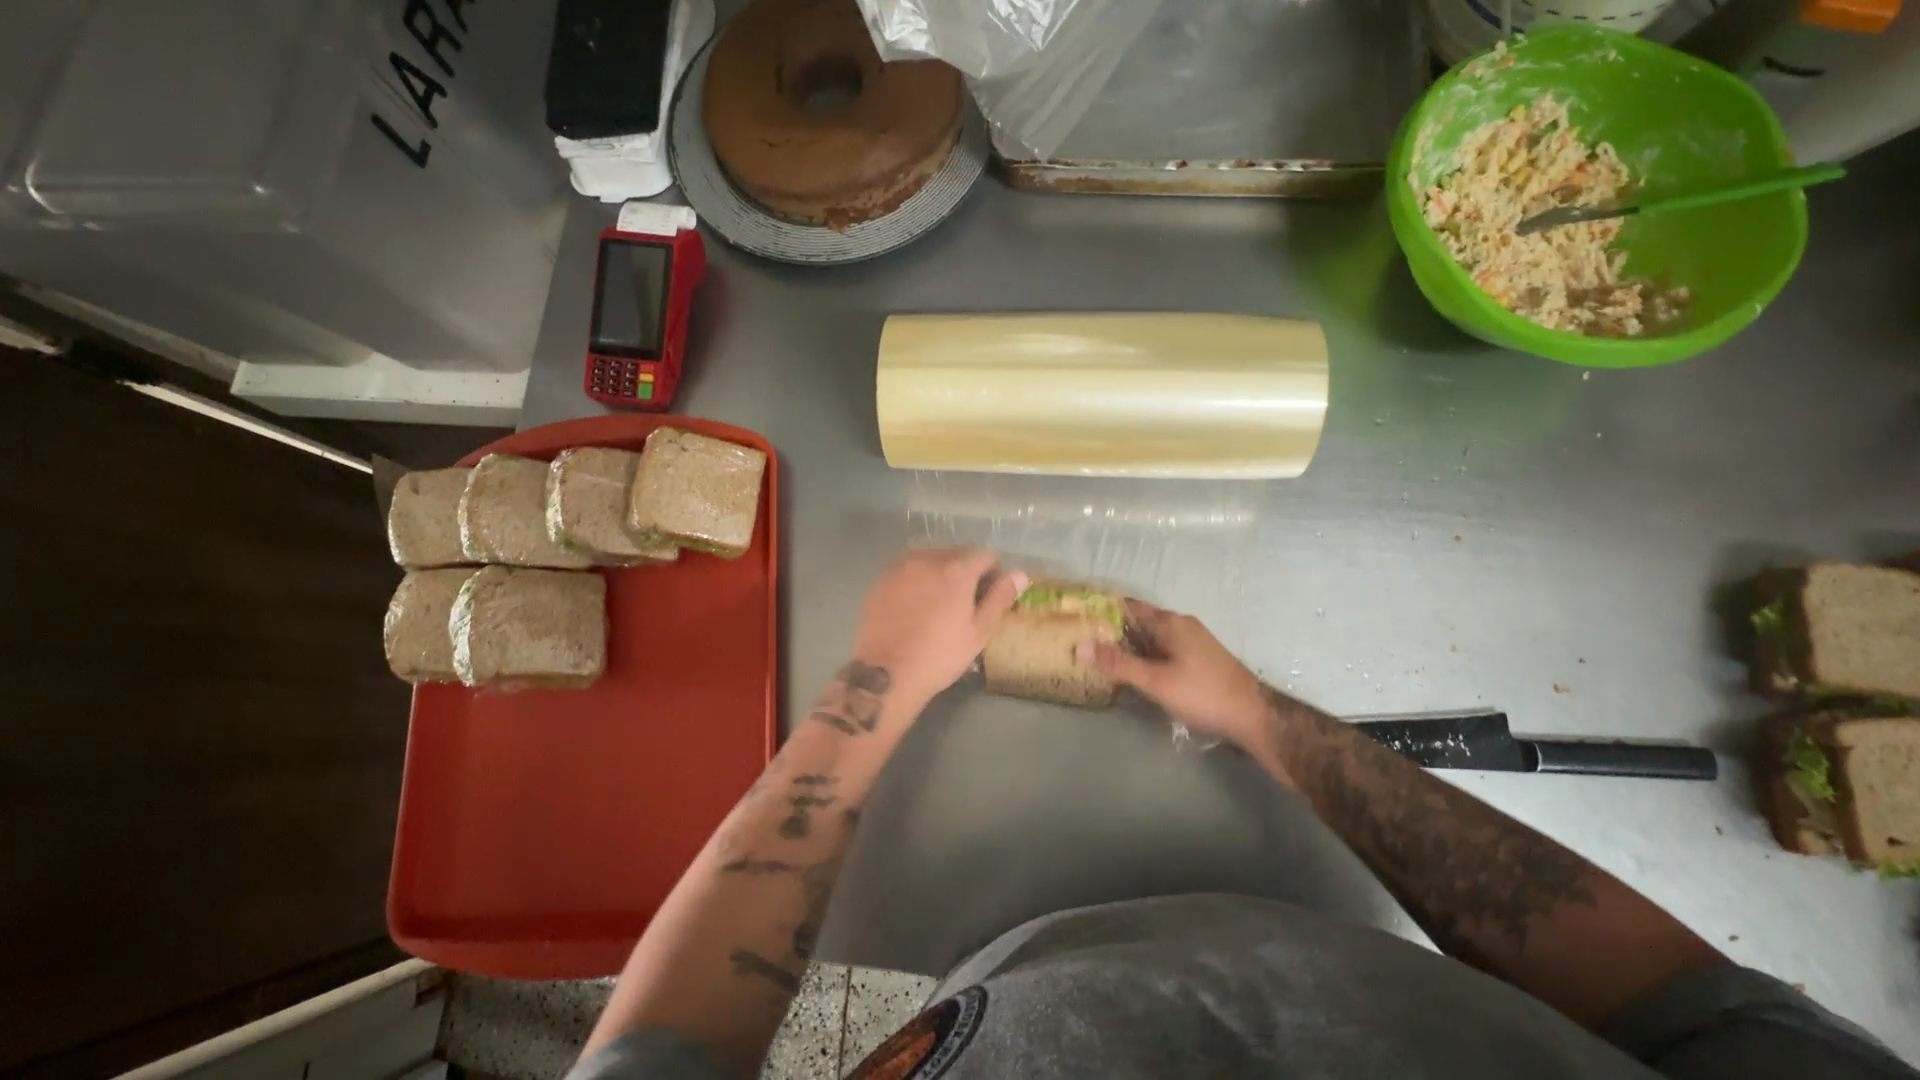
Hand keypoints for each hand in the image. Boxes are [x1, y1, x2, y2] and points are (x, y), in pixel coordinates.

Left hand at [849, 548, 1025, 703]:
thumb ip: (1000, 598)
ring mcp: (900, 567)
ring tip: (938, 604)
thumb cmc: (940, 655)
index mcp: (956, 569)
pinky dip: (916, 580)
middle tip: (964, 603)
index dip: (992, 574)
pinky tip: (914, 607)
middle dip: (965, 571)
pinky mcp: (881, 579)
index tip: (988, 596)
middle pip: (956, 554)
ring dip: (939, 573)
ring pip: (929, 559)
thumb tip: (1020, 574)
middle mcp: (927, 558)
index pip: (984, 555)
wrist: (887, 673)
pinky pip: (907, 570)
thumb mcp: (978, 631)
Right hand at [1083, 600, 1271, 750]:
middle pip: (1140, 623)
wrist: (1252, 716)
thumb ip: (1118, 664)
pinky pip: (1163, 651)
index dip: (1104, 609)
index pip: (1130, 606)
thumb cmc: (1203, 693)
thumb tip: (1079, 646)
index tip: (1078, 616)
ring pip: (1152, 639)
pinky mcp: (1198, 661)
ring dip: (1128, 647)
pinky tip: (1132, 674)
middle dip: (1112, 630)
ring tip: (1099, 658)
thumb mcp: (1156, 680)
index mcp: (1171, 623)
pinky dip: (1145, 657)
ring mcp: (1192, 644)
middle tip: (1081, 640)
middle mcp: (1182, 626)